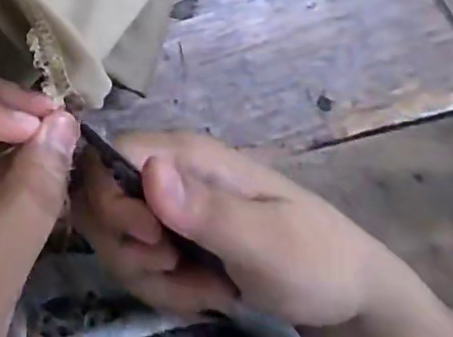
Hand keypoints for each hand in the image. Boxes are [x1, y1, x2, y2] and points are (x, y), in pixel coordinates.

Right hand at [71, 133, 424, 329]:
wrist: (348, 298)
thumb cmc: (315, 259)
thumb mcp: (268, 240)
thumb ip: (207, 209)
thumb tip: (148, 171)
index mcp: (185, 153)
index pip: (109, 155)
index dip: (112, 199)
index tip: (152, 241)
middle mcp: (167, 172)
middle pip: (104, 202)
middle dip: (132, 250)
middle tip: (180, 271)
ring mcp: (168, 206)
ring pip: (117, 240)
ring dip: (153, 278)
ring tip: (208, 290)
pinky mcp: (172, 238)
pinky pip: (138, 264)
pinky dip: (164, 290)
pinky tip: (206, 294)